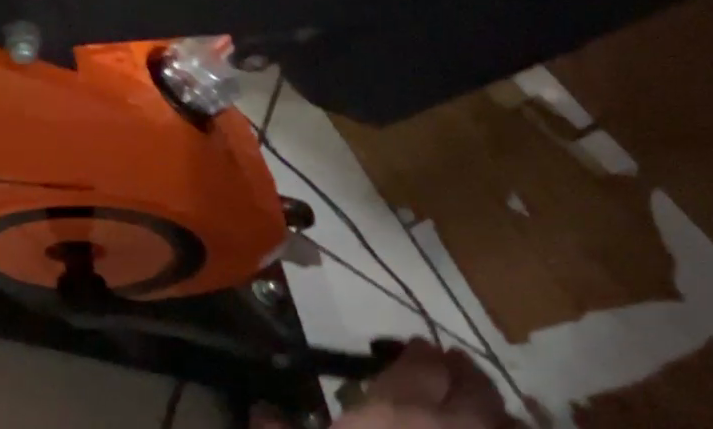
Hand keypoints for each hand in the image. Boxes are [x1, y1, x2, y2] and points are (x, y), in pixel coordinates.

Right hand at [259, 341, 524, 428]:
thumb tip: (259, 411)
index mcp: (398, 411)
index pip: (420, 365)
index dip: (419, 353)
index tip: (413, 348)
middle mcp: (452, 426)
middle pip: (474, 387)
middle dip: (464, 372)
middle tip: (452, 364)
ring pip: (510, 423)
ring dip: (498, 410)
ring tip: (483, 408)